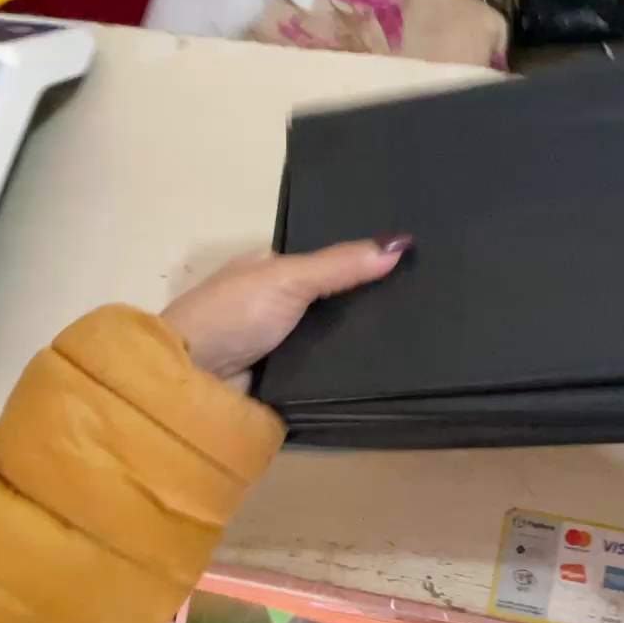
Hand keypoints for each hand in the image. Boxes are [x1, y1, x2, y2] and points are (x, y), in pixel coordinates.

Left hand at [162, 235, 412, 377]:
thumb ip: (340, 264)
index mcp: (275, 267)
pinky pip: (331, 368)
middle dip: (371, 301)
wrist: (195, 379)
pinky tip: (390, 363)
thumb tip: (401, 243)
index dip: (366, 258)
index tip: (415, 259)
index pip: (331, 259)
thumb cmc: (233, 314)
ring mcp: (287, 342)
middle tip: (428, 301)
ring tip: (421, 332)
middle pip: (338, 299)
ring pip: (338, 336)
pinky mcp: (293, 378)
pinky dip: (352, 366)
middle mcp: (282, 302)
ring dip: (366, 338)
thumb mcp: (288, 278)